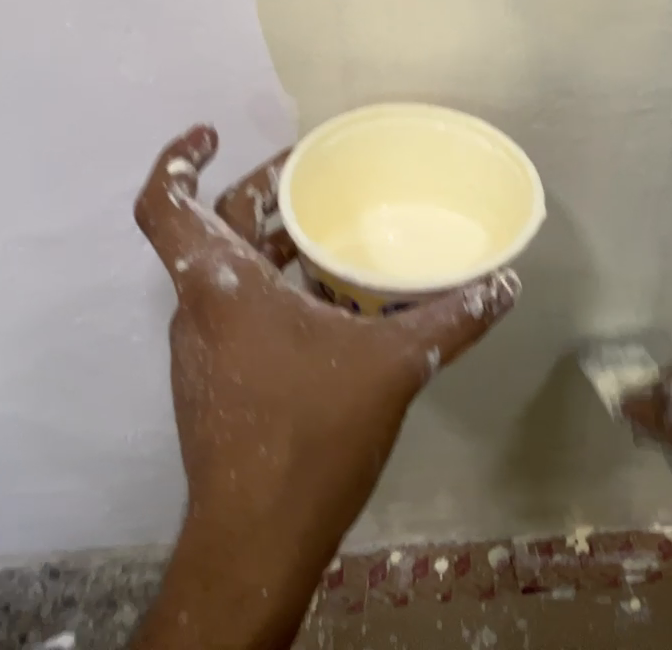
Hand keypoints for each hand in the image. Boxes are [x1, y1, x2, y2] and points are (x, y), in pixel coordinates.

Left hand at [131, 124, 519, 647]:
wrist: (257, 538)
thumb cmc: (312, 434)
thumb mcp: (395, 367)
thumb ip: (452, 319)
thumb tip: (505, 285)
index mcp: (221, 287)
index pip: (166, 206)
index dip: (177, 159)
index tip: (210, 133)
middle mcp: (200, 310)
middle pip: (213, 230)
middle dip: (259, 195)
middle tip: (310, 176)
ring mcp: (203, 350)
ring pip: (228, 273)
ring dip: (272, 245)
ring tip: (331, 234)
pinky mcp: (215, 382)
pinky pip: (239, 311)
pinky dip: (275, 289)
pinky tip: (330, 303)